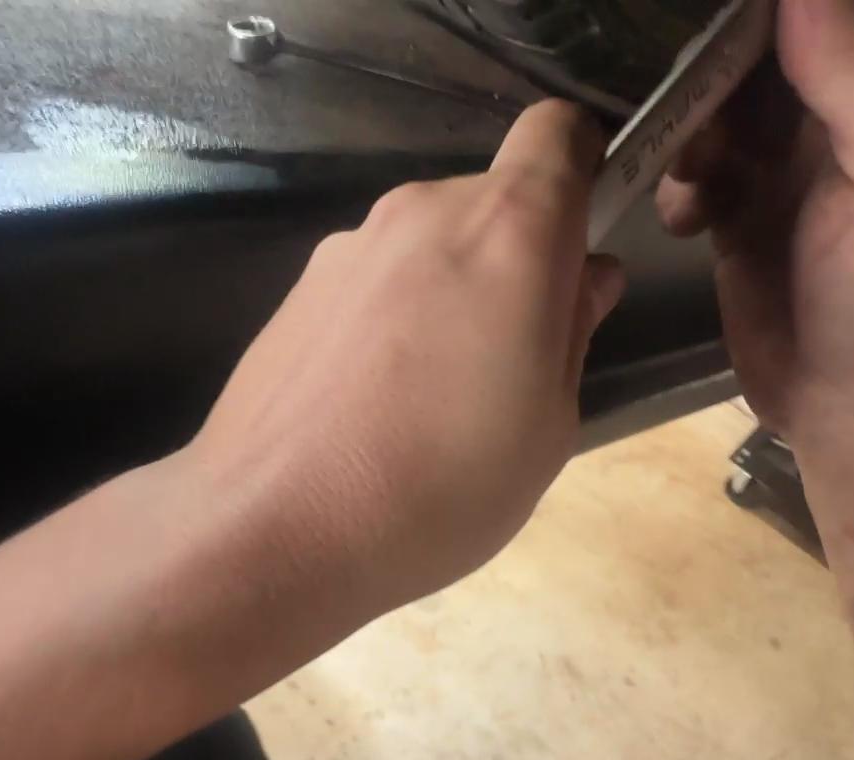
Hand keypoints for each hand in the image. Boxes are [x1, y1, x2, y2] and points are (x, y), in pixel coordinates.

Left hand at [178, 101, 626, 610]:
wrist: (272, 530)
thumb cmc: (439, 490)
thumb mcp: (547, 428)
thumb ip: (572, 333)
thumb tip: (581, 278)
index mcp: (504, 230)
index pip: (558, 136)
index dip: (580, 179)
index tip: (575, 252)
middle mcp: (416, 217)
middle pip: (485, 207)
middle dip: (508, 266)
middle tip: (502, 367)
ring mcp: (340, 254)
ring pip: (420, 254)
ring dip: (441, 302)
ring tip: (422, 405)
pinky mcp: (290, 298)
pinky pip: (364, 292)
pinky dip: (381, 327)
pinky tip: (364, 411)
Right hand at [656, 0, 853, 440]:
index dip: (809, 0)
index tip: (742, 18)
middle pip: (796, 36)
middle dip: (737, 59)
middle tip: (695, 90)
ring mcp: (810, 163)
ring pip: (739, 100)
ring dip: (702, 124)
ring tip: (693, 167)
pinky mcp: (753, 216)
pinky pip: (707, 170)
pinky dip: (687, 185)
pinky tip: (687, 218)